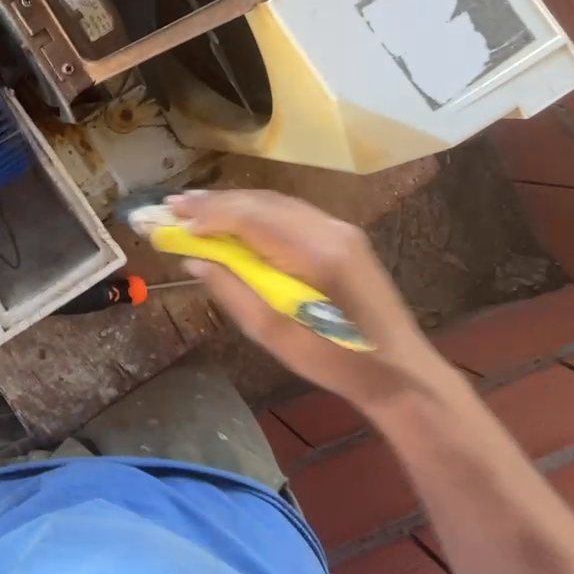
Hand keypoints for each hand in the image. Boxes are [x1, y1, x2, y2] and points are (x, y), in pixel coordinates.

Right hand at [169, 189, 452, 418]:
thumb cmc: (336, 361)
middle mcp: (328, 229)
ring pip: (272, 201)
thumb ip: (231, 290)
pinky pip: (288, 211)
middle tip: (171, 206)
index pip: (250, 218)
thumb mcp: (274, 334)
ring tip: (192, 207)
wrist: (402, 372)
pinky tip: (232, 216)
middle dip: (213, 202)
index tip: (173, 218)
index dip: (208, 214)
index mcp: (315, 255)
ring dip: (231, 202)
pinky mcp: (342, 234)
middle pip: (259, 202)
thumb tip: (192, 260)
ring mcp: (339, 228)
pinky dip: (254, 210)